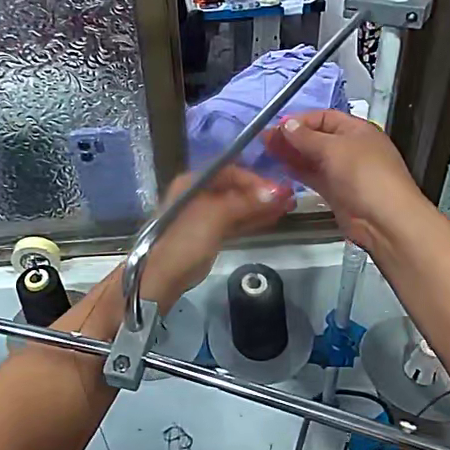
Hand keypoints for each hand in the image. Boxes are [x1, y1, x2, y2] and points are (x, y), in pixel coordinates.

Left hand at [139, 166, 293, 302]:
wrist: (160, 278)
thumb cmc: (185, 241)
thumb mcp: (215, 216)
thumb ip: (246, 202)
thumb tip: (278, 192)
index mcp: (192, 183)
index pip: (230, 171)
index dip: (255, 179)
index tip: (278, 190)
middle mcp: (197, 194)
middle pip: (234, 188)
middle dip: (261, 193)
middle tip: (289, 198)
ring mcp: (202, 215)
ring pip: (236, 206)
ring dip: (260, 206)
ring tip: (287, 208)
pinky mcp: (207, 235)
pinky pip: (233, 221)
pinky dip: (251, 220)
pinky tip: (271, 219)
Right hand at [263, 109, 425, 251]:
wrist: (384, 219)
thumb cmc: (364, 176)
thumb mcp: (333, 148)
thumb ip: (306, 136)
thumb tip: (286, 124)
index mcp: (357, 130)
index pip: (324, 117)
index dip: (300, 120)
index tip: (276, 125)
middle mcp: (350, 148)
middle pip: (317, 137)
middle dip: (292, 137)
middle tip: (265, 140)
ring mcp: (343, 171)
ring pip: (313, 158)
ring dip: (292, 154)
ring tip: (266, 153)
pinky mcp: (336, 192)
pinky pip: (313, 177)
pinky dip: (298, 172)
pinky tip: (280, 169)